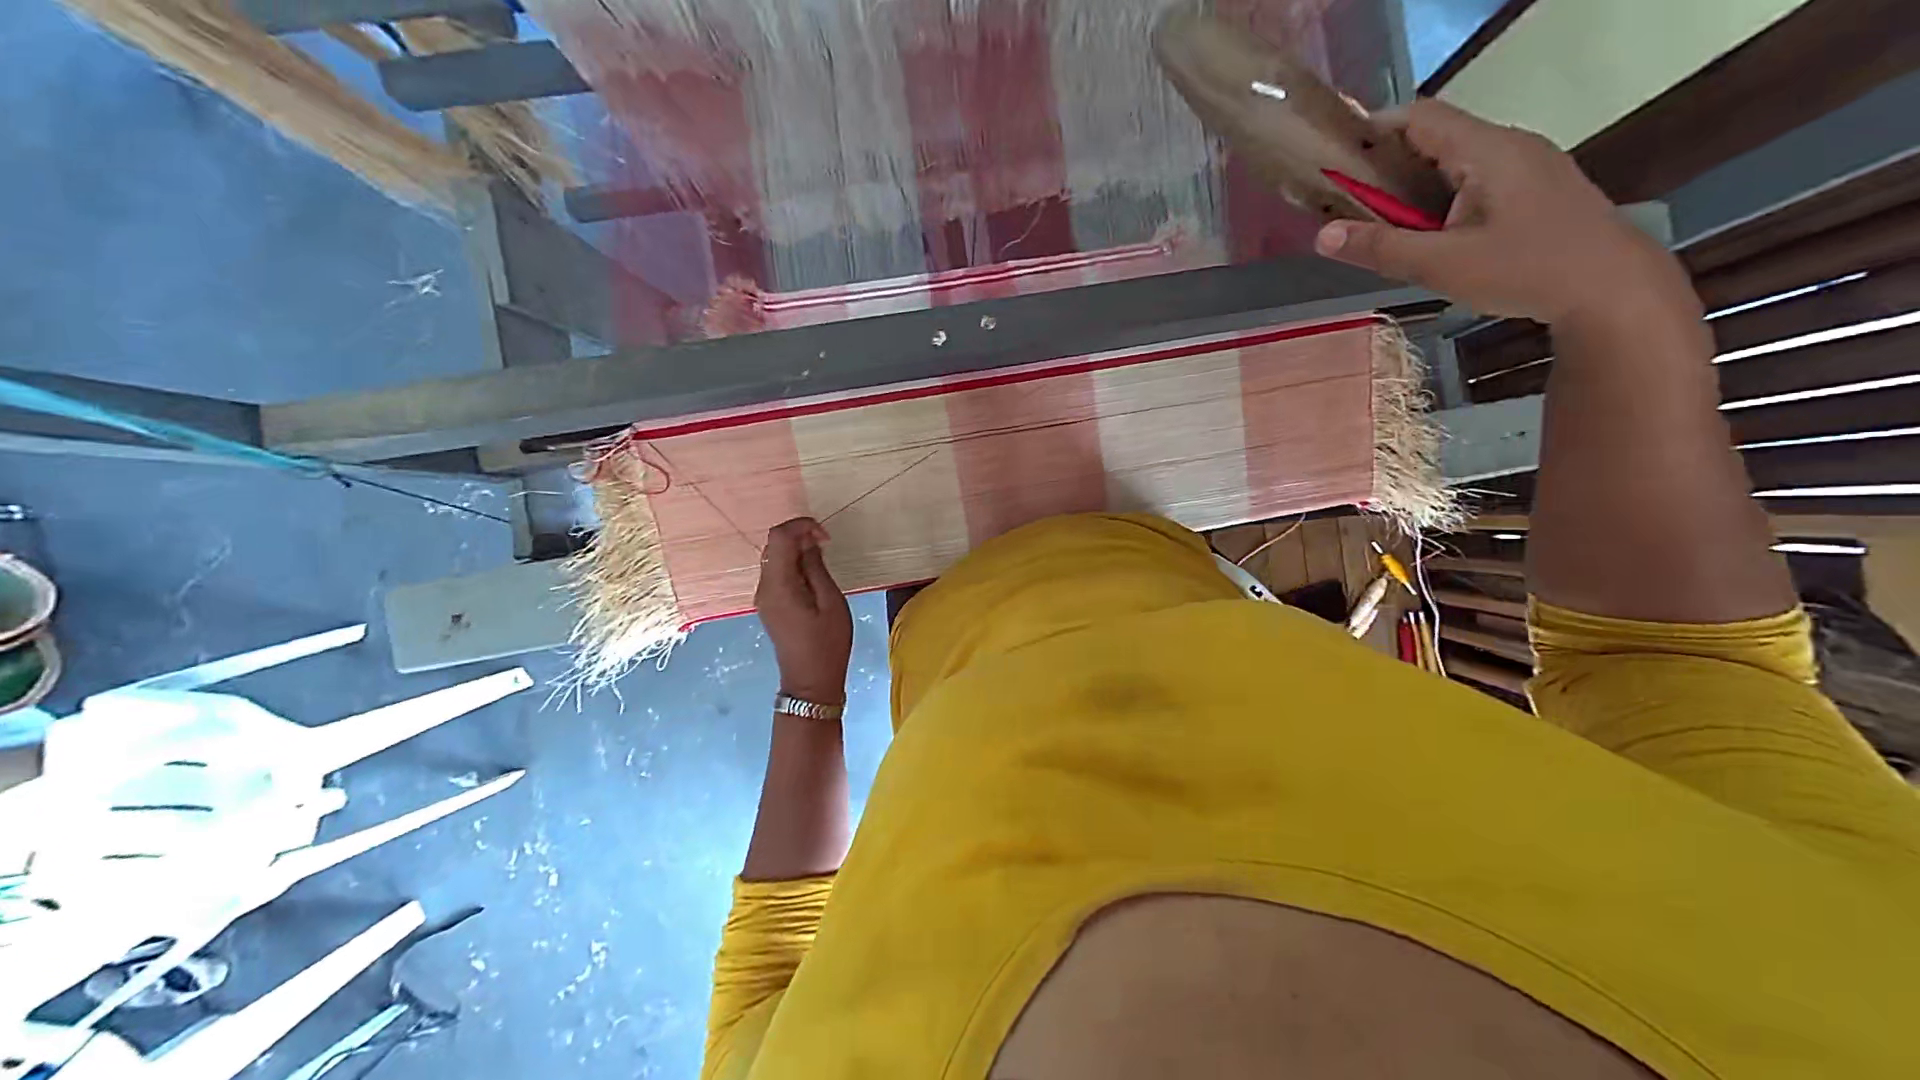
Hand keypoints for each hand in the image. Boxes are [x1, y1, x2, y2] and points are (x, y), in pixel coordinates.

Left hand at [753, 518, 852, 705]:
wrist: (810, 682)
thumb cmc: (827, 644)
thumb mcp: (831, 603)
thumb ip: (816, 569)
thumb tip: (809, 544)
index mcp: (778, 585)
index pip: (779, 537)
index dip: (801, 527)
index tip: (825, 537)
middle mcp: (764, 588)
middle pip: (772, 545)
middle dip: (799, 535)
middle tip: (826, 545)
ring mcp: (763, 597)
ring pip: (773, 557)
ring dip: (795, 549)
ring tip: (822, 557)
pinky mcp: (769, 605)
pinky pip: (776, 573)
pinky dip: (792, 564)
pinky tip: (812, 574)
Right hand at [1314, 98, 1699, 327]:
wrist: (1611, 288)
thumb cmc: (1525, 270)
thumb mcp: (1441, 264)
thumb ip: (1380, 248)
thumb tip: (1321, 237)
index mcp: (1486, 150)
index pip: (1420, 117)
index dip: (1373, 129)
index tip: (1334, 157)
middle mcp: (1508, 146)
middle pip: (1435, 139)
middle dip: (1386, 165)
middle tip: (1346, 199)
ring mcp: (1526, 166)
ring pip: (1454, 163)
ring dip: (1412, 186)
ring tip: (1379, 222)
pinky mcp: (1534, 190)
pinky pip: (1474, 181)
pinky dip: (1439, 198)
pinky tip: (1427, 233)